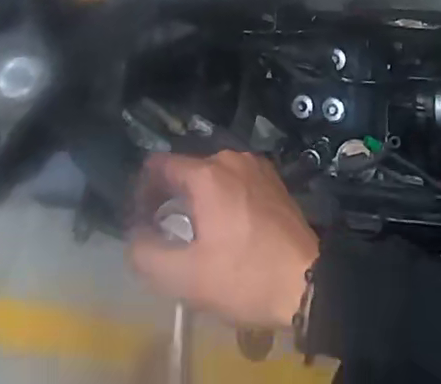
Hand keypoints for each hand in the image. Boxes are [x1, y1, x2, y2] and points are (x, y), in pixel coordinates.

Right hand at [128, 151, 317, 329]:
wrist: (307, 281)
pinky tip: (226, 228)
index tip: (141, 218)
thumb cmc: (244, 275)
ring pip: (211, 175)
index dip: (142, 189)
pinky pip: (235, 180)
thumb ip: (146, 253)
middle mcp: (230, 158)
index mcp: (206, 174)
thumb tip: (134, 234)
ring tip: (196, 234)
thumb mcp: (185, 276)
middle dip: (169, 196)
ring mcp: (255, 165)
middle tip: (166, 233)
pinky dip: (223, 196)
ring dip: (197, 198)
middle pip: (185, 169)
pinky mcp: (272, 178)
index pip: (159, 165)